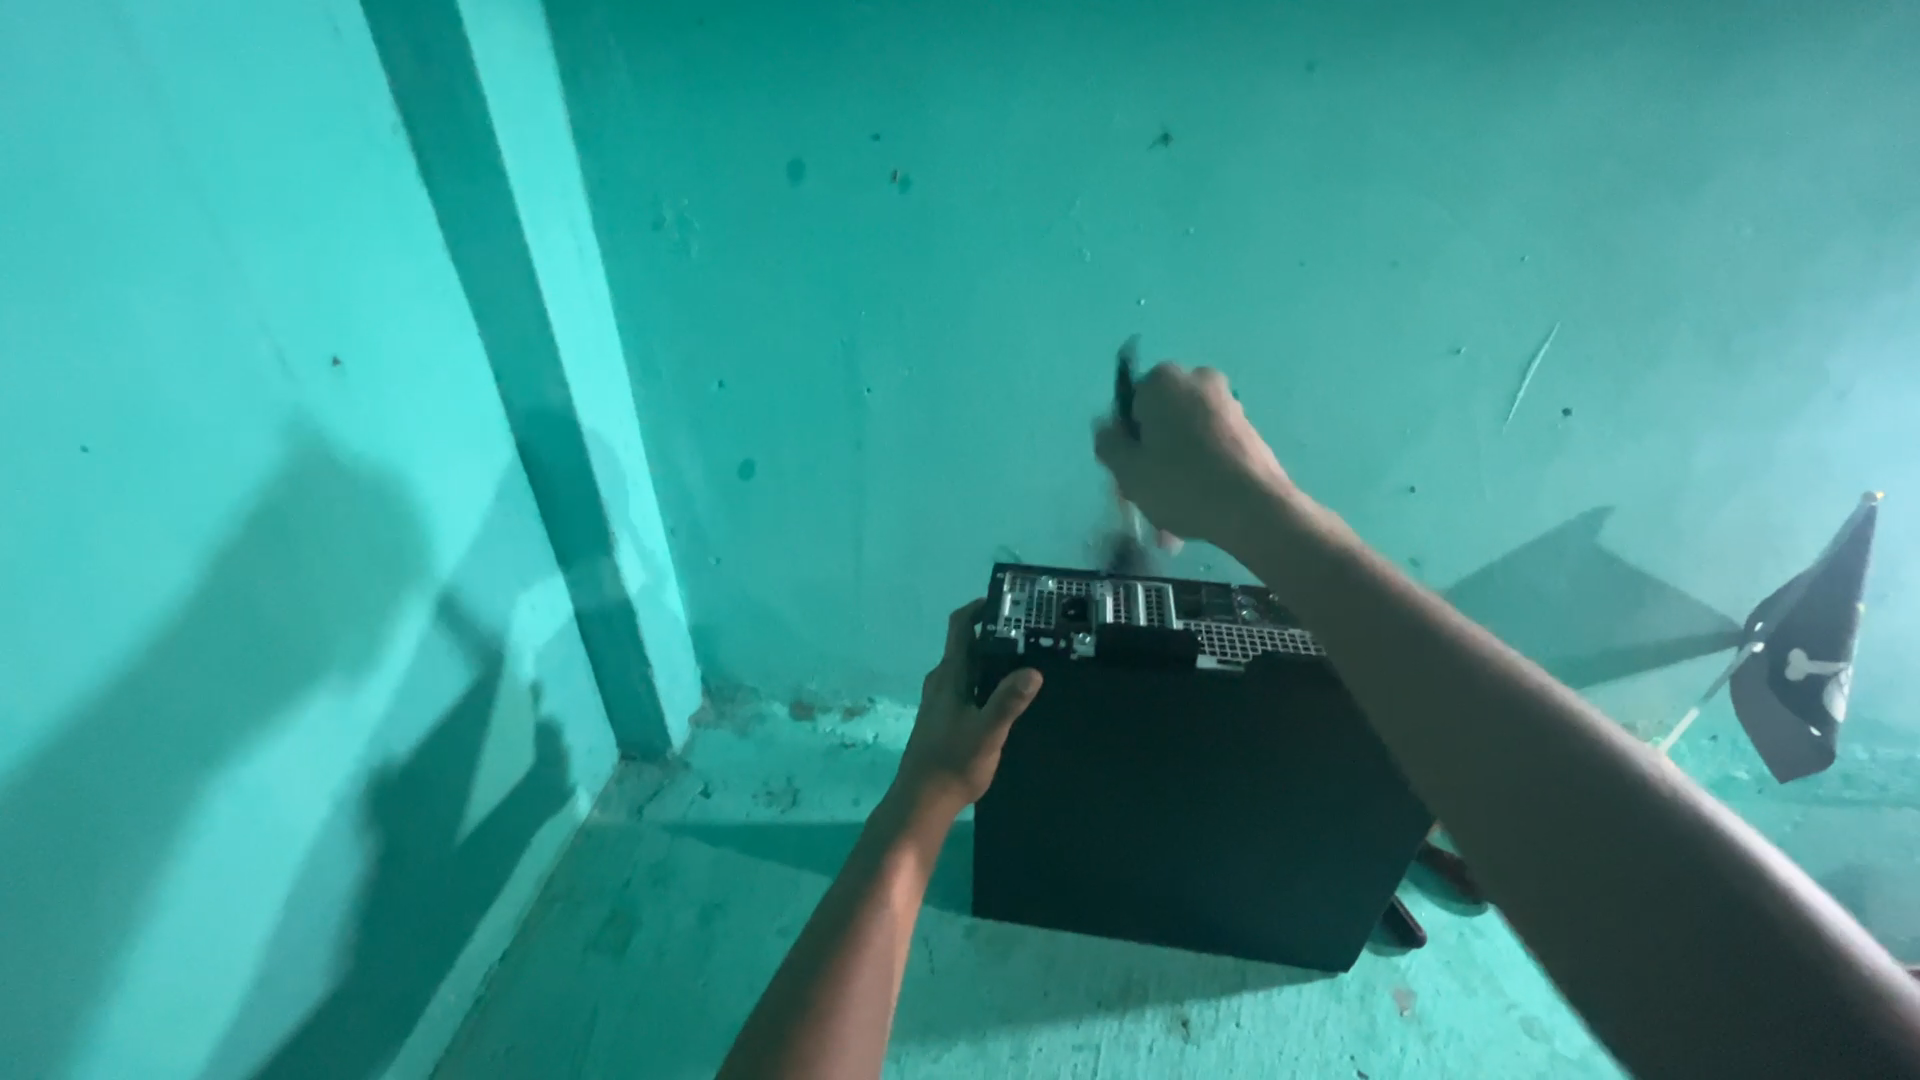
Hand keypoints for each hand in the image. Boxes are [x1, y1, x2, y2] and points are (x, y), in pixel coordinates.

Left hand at [893, 599, 1043, 813]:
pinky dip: (985, 680)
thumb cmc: (952, 762)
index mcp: (949, 676)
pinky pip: (966, 686)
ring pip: (966, 667)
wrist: (921, 800)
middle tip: (1028, 632)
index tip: (1005, 600)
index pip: (960, 627)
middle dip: (993, 634)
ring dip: (990, 659)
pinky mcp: (944, 717)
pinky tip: (1006, 695)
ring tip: (1025, 660)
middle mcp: (941, 681)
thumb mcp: (987, 732)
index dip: (978, 608)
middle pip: (965, 645)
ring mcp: (940, 700)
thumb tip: (1033, 670)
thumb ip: (1008, 701)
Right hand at [1094, 362, 1296, 548]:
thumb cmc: (1181, 485)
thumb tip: (1106, 426)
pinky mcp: (1247, 431)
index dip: (1124, 442)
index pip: (1128, 406)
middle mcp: (1198, 381)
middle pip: (1157, 424)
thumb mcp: (1127, 470)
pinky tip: (1192, 513)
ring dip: (1171, 476)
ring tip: (1168, 523)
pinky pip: (1208, 451)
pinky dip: (1197, 476)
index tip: (1126, 475)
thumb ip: (1108, 443)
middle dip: (1148, 462)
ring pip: (1182, 442)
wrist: (1255, 510)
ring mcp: (1227, 405)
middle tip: (1145, 501)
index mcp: (1163, 381)